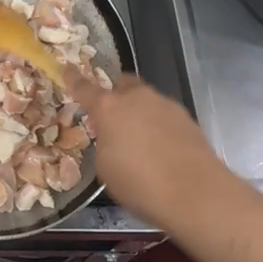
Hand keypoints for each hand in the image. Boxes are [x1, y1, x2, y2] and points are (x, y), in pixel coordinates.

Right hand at [66, 71, 229, 229]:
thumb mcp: (106, 169)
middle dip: (116, 96)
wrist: (196, 192)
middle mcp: (136, 98)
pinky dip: (160, 127)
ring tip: (144, 142)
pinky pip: (165, 115)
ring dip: (140, 113)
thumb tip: (115, 139)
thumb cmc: (140, 183)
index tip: (67, 68)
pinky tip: (165, 151)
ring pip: (146, 100)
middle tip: (115, 119)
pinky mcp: (187, 118)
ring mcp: (164, 104)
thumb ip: (105, 145)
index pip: (85, 88)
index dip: (73, 79)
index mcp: (109, 108)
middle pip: (122, 85)